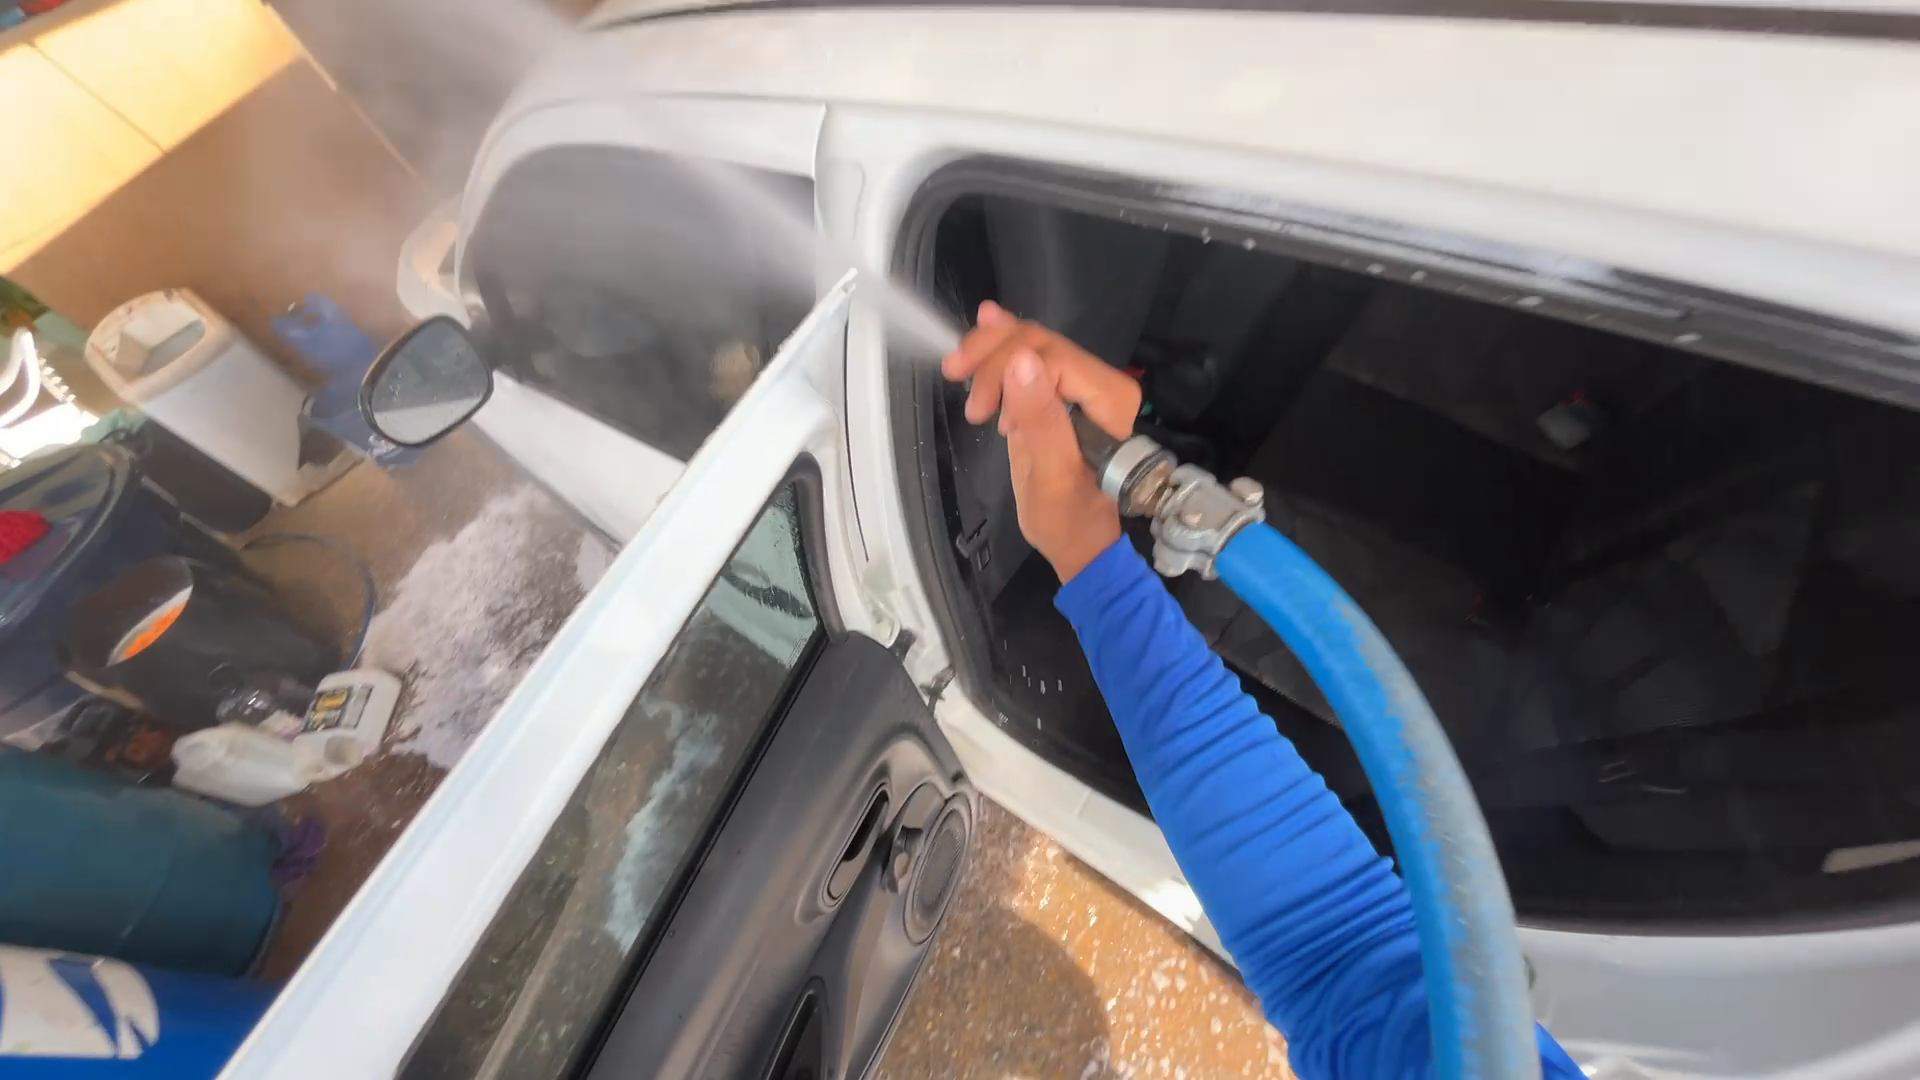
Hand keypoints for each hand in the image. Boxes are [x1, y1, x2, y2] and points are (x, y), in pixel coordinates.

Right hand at [942, 303, 1135, 582]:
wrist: (1076, 540)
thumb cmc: (1068, 518)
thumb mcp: (1052, 475)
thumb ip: (1040, 418)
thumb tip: (1019, 362)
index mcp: (1109, 399)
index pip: (1052, 356)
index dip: (1006, 368)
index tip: (979, 408)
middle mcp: (1100, 384)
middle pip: (1041, 343)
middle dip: (992, 355)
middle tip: (955, 374)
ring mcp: (1079, 387)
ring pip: (1032, 345)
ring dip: (990, 353)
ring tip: (959, 371)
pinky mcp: (1059, 395)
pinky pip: (1030, 360)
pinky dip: (1001, 351)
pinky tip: (983, 331)